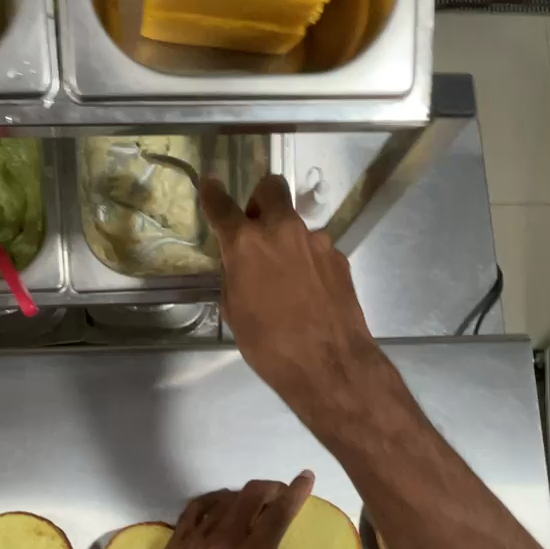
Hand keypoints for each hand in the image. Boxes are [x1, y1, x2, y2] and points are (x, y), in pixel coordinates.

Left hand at [133, 471, 316, 548]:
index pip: (278, 514)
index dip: (295, 493)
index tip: (305, 477)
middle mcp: (227, 536)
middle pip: (252, 494)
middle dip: (271, 488)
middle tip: (279, 496)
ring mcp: (200, 533)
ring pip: (226, 498)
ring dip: (244, 496)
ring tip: (251, 506)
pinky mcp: (179, 536)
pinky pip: (197, 506)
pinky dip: (213, 499)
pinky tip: (218, 503)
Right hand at [201, 175, 383, 400]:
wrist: (328, 363)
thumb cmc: (269, 345)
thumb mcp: (235, 313)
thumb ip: (235, 278)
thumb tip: (240, 265)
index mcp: (247, 244)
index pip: (223, 207)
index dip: (213, 194)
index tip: (210, 185)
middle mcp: (283, 232)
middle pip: (271, 190)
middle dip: (260, 201)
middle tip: (255, 229)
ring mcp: (316, 242)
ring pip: (295, 227)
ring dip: (285, 242)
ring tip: (284, 282)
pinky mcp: (339, 258)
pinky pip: (315, 252)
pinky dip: (306, 264)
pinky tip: (307, 295)